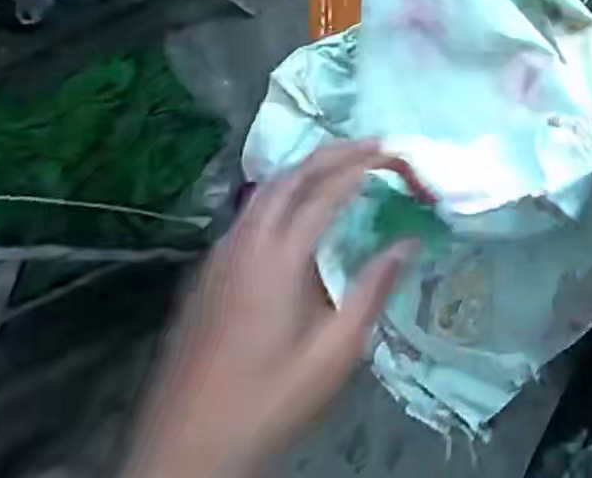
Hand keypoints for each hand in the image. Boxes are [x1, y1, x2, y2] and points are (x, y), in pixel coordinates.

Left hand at [123, 140, 422, 477]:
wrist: (182, 457)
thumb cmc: (268, 401)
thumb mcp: (335, 353)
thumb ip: (373, 290)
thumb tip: (408, 242)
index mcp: (277, 262)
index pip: (325, 194)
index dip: (363, 168)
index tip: (396, 154)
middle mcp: (243, 249)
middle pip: (289, 180)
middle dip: (333, 154)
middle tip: (375, 144)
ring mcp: (218, 262)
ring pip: (263, 193)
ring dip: (305, 169)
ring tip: (343, 163)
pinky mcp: (207, 278)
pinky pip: (248, 215)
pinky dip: (282, 192)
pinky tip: (299, 207)